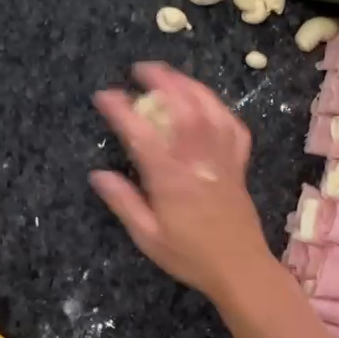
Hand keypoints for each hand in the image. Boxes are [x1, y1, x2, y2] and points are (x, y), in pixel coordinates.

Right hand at [91, 62, 276, 303]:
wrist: (240, 269)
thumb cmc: (189, 256)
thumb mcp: (147, 237)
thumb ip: (123, 202)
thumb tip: (98, 174)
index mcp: (171, 180)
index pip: (143, 135)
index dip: (122, 111)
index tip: (105, 95)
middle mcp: (198, 162)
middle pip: (183, 110)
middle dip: (163, 82)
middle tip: (142, 68)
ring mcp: (222, 161)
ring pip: (210, 112)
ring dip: (190, 86)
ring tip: (171, 75)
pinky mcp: (239, 166)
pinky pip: (233, 128)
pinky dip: (220, 109)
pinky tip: (207, 103)